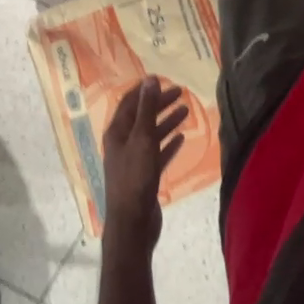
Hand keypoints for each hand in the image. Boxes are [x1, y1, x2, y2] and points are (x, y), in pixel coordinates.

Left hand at [102, 76, 186, 253]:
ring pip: (151, 134)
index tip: (162, 79)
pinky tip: (182, 139)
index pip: (129, 103)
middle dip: (159, 103)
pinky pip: (157, 154)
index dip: (144, 90)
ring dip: (167, 121)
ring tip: (186, 111)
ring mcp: (133, 161)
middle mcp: (123, 143)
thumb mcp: (142, 138)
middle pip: (142, 116)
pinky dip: (168, 144)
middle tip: (180, 92)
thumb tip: (150, 79)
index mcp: (117, 132)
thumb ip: (147, 108)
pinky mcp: (145, 176)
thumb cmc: (135, 178)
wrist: (133, 224)